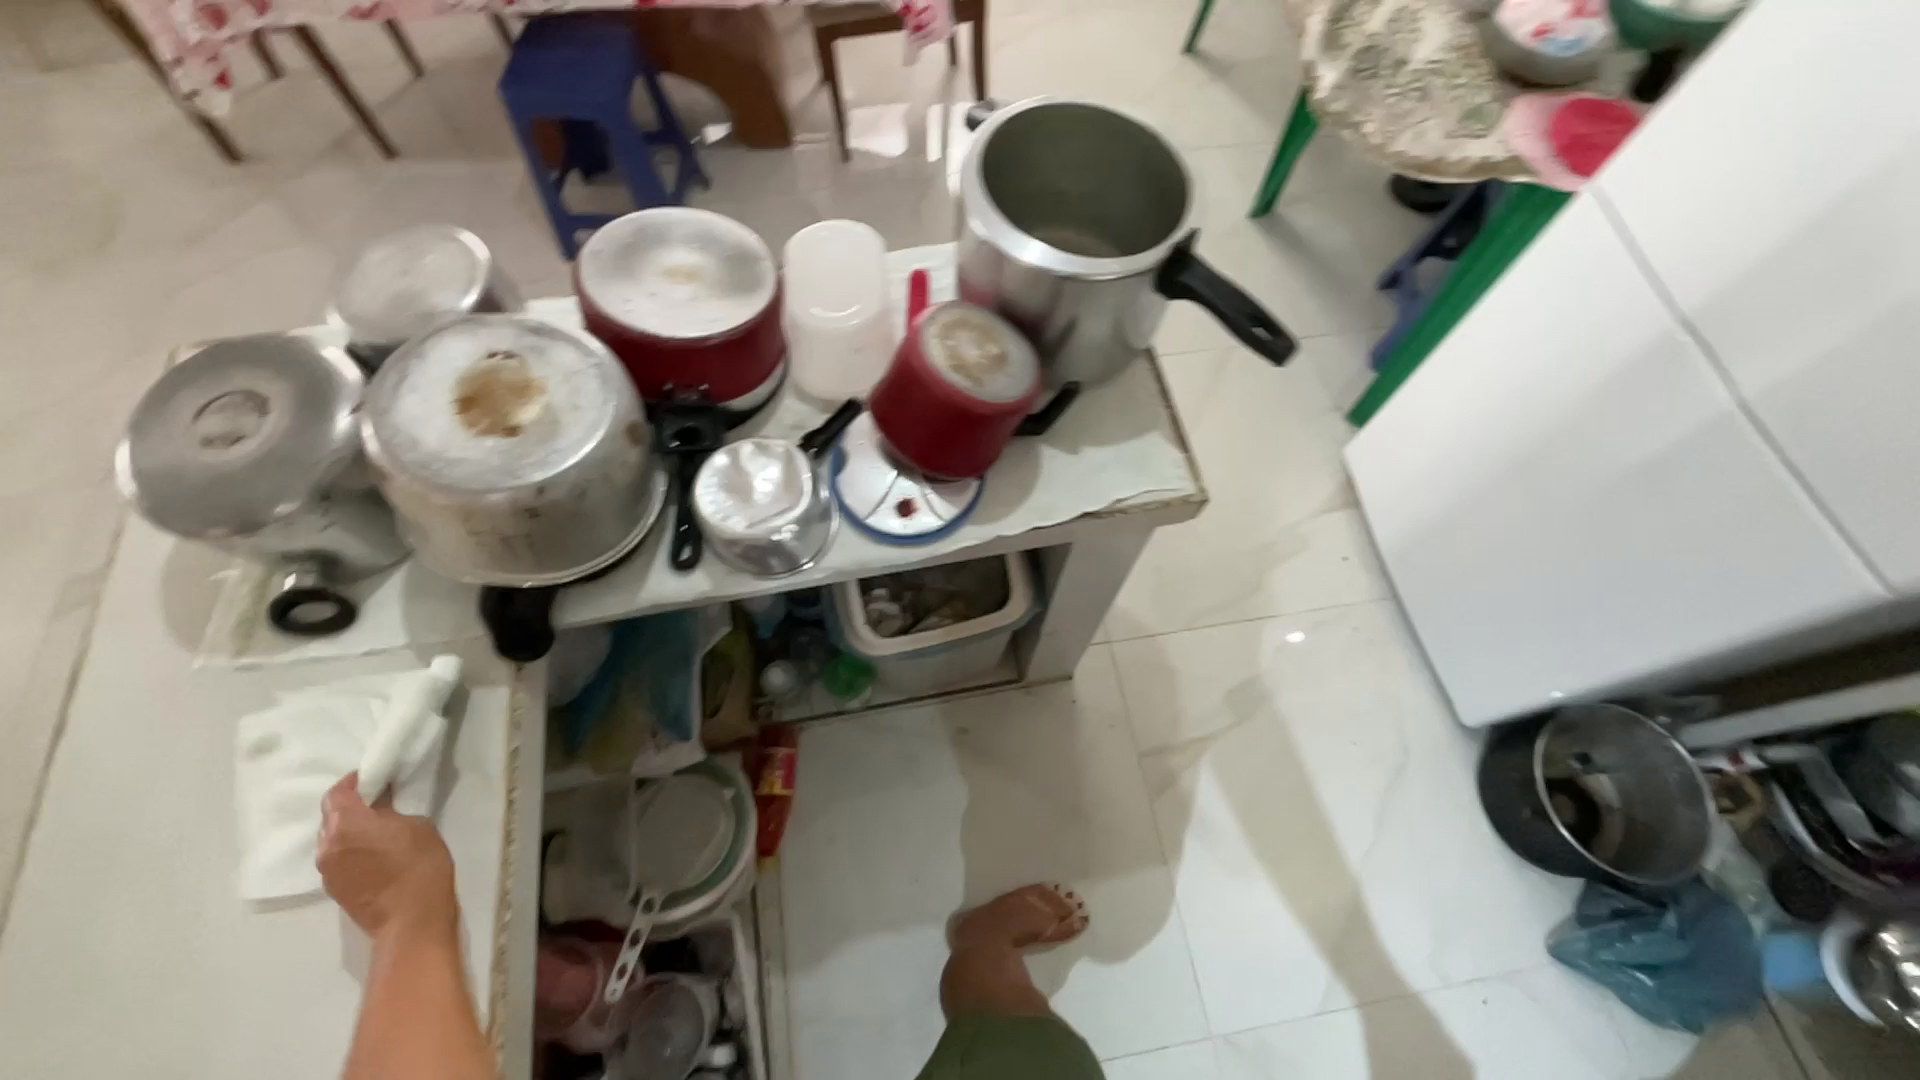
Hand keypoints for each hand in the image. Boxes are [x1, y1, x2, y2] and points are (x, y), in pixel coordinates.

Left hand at [317, 773, 457, 940]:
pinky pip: (338, 858)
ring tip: (378, 830)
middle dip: (352, 806)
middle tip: (379, 803)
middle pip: (330, 817)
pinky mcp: (334, 888)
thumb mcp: (416, 826)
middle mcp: (327, 846)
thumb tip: (380, 810)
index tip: (375, 779)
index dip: (354, 782)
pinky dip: (351, 850)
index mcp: (346, 826)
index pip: (337, 793)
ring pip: (332, 839)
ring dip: (350, 830)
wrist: (411, 918)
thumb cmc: (420, 864)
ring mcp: (327, 871)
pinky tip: (375, 854)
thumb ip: (391, 814)